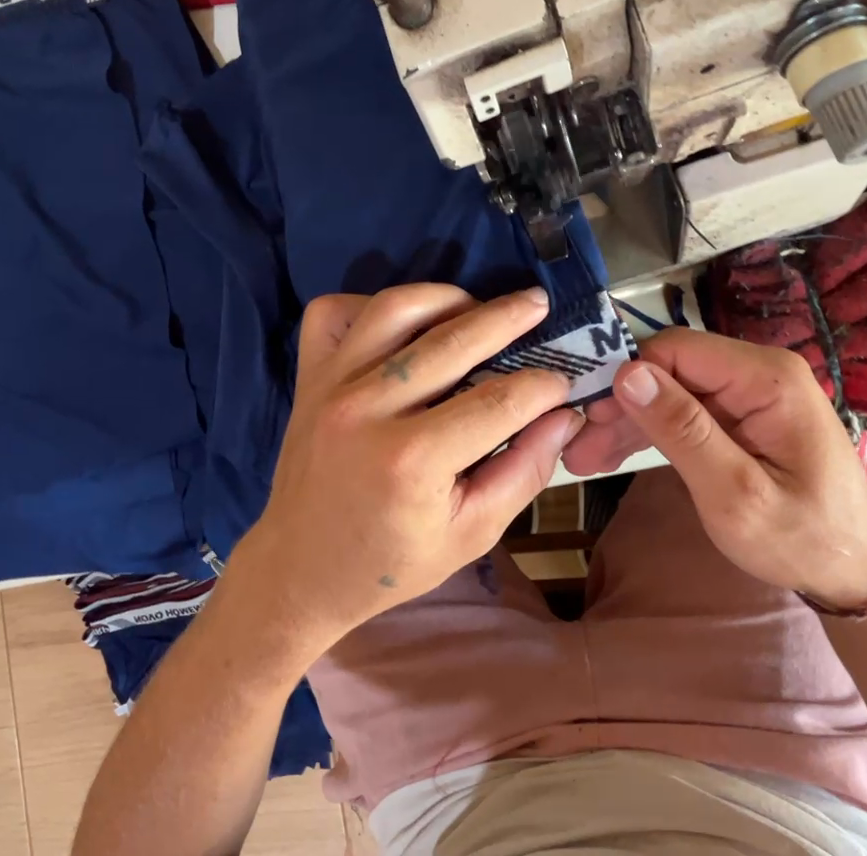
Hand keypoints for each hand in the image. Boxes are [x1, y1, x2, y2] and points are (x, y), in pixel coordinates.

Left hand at [226, 283, 584, 651]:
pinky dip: (370, 305)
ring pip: (395, 308)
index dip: (543, 386)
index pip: (499, 401)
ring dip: (444, 298)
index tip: (564, 381)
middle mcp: (367, 409)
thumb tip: (565, 414)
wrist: (301, 569)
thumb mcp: (472, 534)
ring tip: (478, 309)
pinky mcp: (307, 376)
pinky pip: (334, 312)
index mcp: (412, 460)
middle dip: (508, 317)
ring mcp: (330, 386)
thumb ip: (524, 471)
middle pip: (452, 340)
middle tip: (539, 304)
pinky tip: (403, 325)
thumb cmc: (391, 561)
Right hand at [561, 328, 866, 609]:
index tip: (587, 418)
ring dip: (626, 423)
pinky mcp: (742, 418)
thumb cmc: (801, 539)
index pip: (675, 349)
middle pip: (668, 369)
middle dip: (619, 405)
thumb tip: (627, 374)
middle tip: (577, 448)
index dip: (626, 377)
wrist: (853, 574)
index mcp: (766, 379)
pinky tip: (611, 455)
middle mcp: (758, 373)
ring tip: (582, 460)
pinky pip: (684, 412)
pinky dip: (649, 433)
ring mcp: (750, 395)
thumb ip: (682, 430)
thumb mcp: (735, 492)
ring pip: (669, 391)